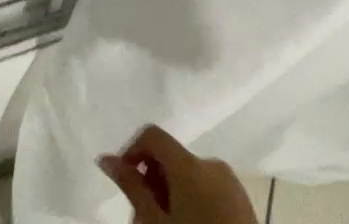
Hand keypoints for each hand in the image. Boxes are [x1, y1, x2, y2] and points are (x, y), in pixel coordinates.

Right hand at [98, 125, 258, 223]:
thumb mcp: (155, 220)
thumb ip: (130, 185)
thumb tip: (105, 158)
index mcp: (190, 164)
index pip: (152, 135)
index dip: (132, 152)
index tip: (125, 182)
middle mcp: (211, 164)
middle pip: (169, 159)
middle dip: (150, 181)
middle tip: (141, 215)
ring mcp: (232, 183)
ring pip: (187, 176)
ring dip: (169, 194)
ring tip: (163, 223)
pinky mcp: (243, 202)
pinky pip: (207, 188)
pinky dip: (191, 200)